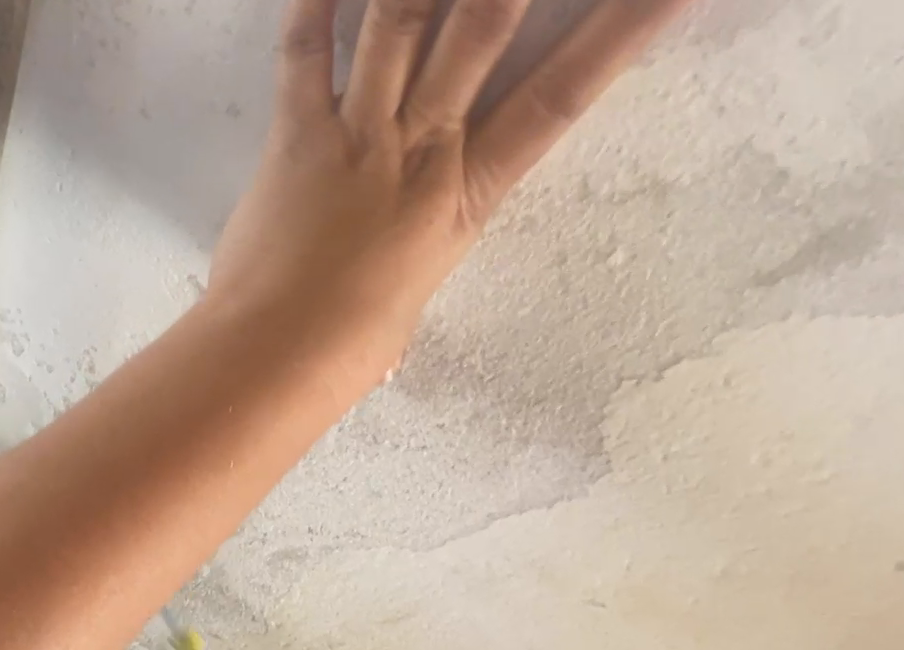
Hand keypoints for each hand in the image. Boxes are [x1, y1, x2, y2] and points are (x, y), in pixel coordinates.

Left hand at [209, 0, 693, 366]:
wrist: (278, 359)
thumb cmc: (343, 354)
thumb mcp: (398, 313)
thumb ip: (405, 274)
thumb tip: (390, 293)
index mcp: (466, 197)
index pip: (563, 95)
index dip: (626, 27)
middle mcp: (422, 149)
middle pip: (485, 23)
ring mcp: (357, 137)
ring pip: (399, 19)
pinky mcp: (294, 140)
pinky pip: (302, 56)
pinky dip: (309, 6)